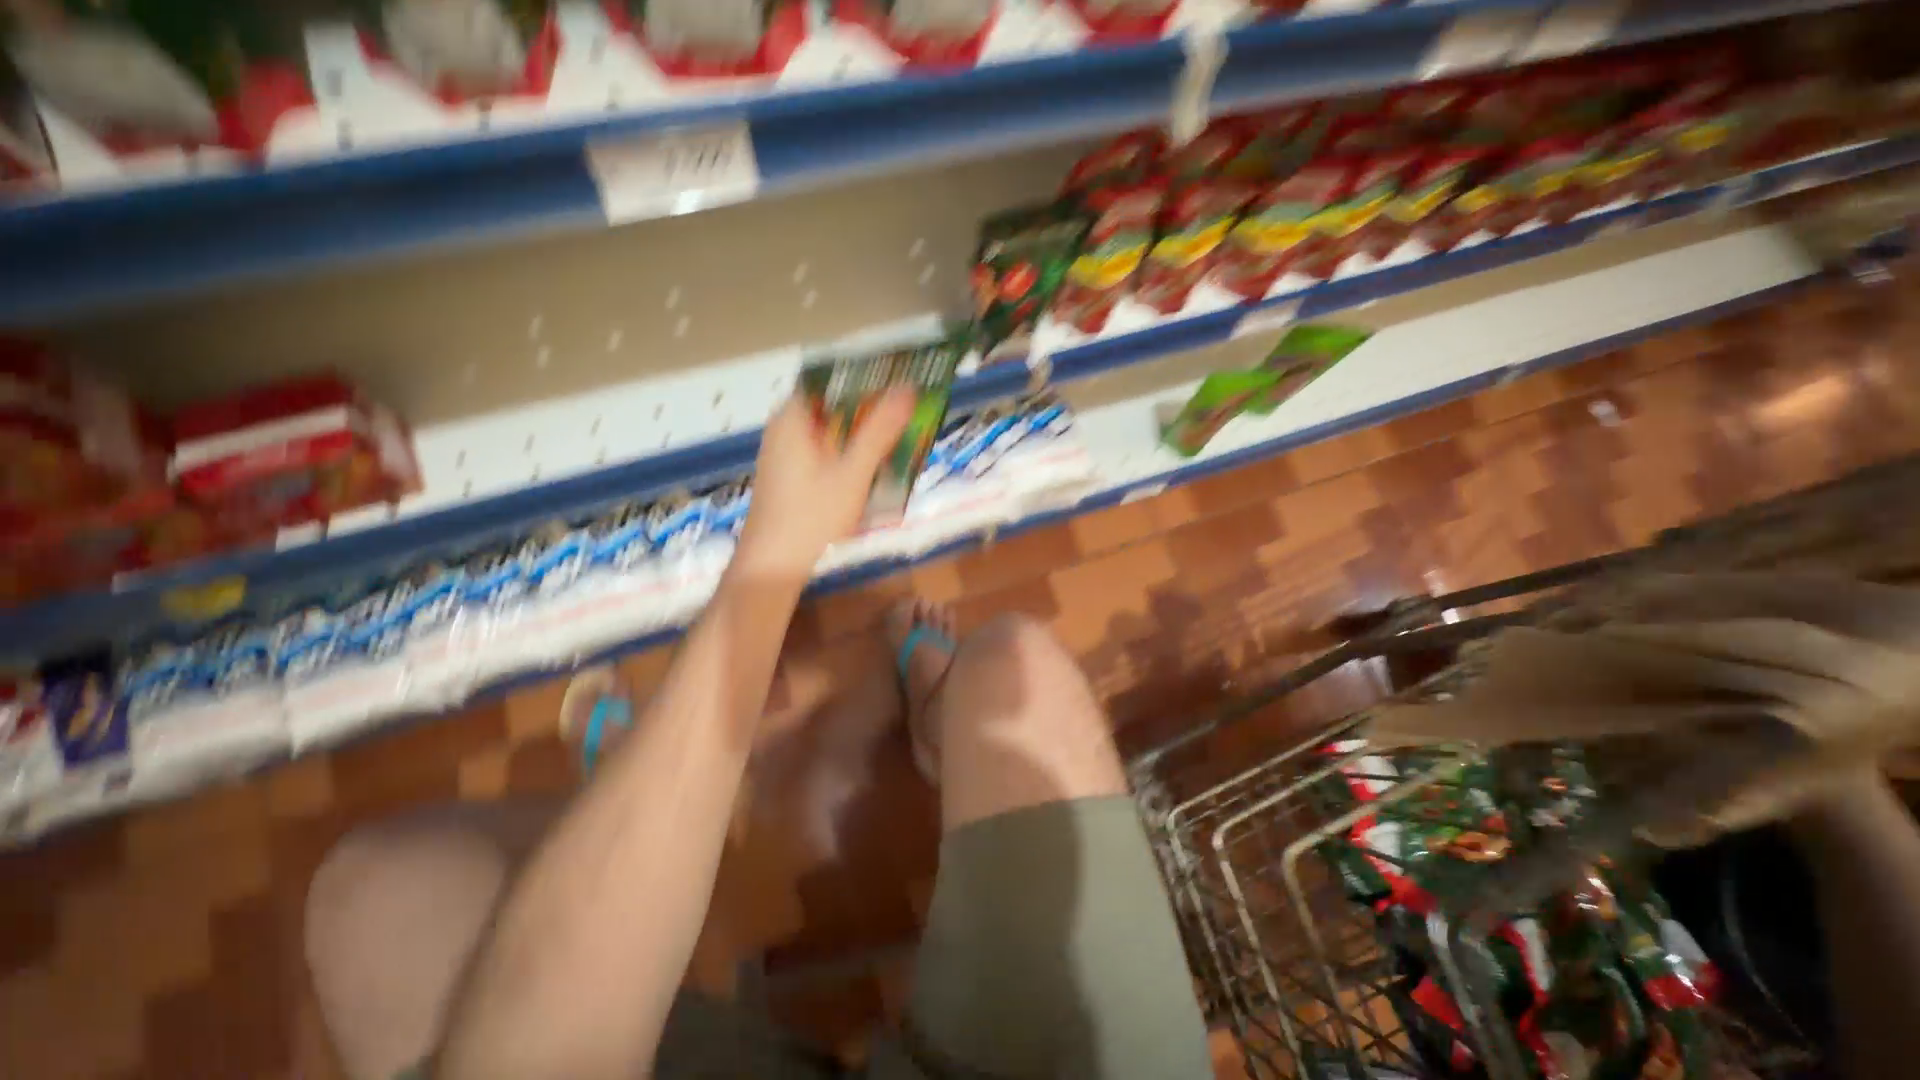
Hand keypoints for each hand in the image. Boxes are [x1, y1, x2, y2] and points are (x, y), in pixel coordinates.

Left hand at [735, 388, 915, 582]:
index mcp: (792, 418)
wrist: (772, 568)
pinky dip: (848, 457)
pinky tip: (873, 472)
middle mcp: (784, 429)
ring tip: (900, 440)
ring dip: (861, 437)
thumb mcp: (853, 473)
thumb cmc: (811, 517)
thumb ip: (879, 431)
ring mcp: (783, 455)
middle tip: (909, 413)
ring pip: (830, 433)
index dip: (865, 377)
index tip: (899, 380)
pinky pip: (823, 454)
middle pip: (832, 406)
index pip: (830, 378)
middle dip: (870, 410)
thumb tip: (908, 388)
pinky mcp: (788, 478)